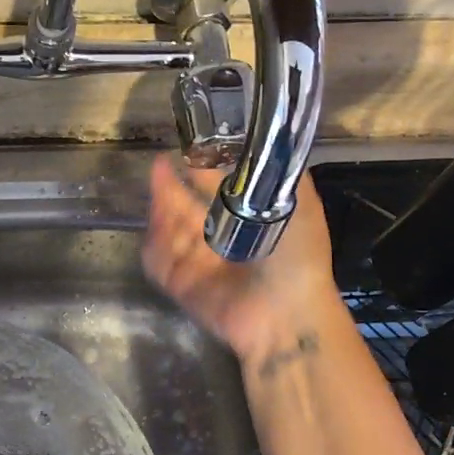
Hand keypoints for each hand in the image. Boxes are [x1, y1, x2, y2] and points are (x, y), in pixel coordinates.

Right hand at [141, 154, 336, 365]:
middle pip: (186, 209)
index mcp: (247, 221)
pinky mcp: (181, 286)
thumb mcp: (298, 201)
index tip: (191, 146)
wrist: (285, 313)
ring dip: (162, 208)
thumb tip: (255, 140)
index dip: (202, 169)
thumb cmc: (297, 256)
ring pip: (170, 231)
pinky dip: (155, 243)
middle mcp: (221, 241)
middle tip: (163, 163)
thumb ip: (277, 170)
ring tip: (159, 181)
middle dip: (174, 187)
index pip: (217, 190)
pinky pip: (159, 262)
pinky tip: (155, 220)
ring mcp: (198, 264)